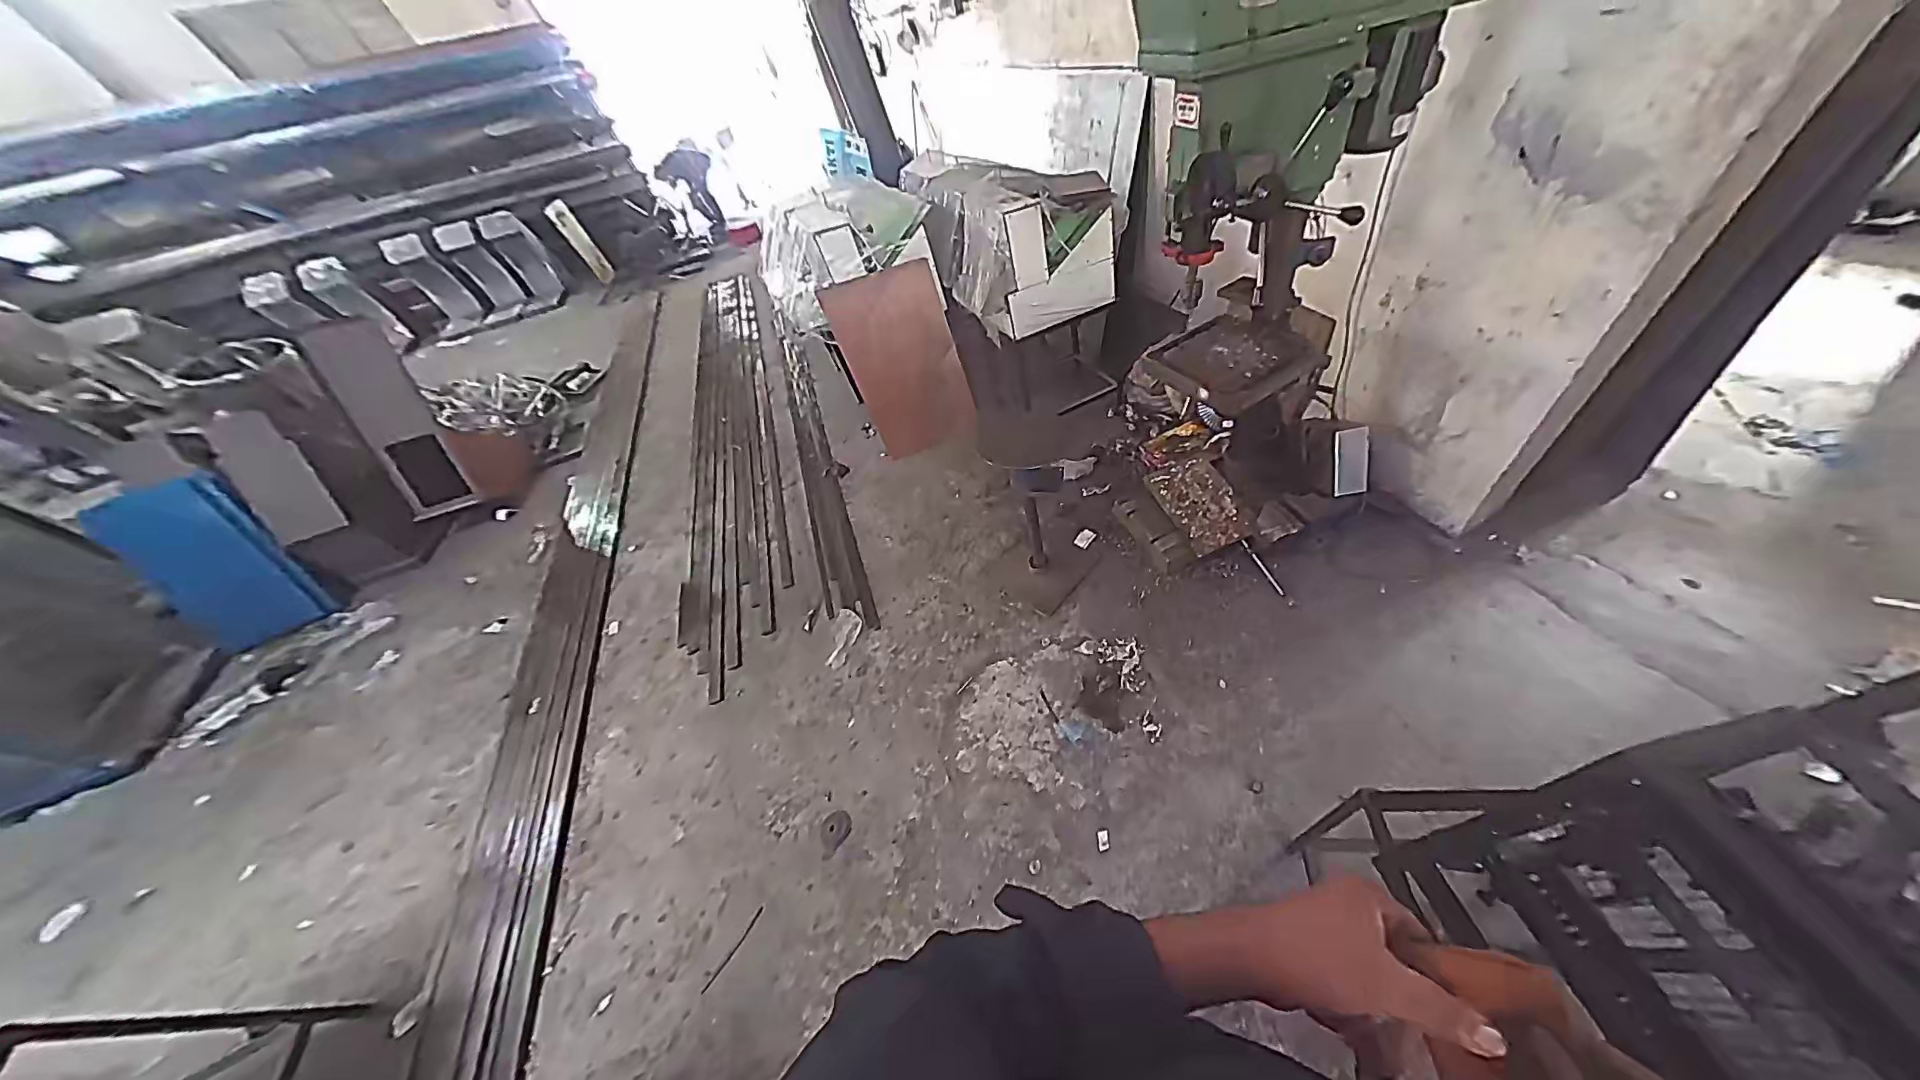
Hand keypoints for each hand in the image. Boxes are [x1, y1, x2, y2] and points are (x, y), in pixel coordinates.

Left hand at [1144, 877, 1506, 1060]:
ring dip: (1370, 1000)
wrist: (1252, 958)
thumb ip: (1443, 1010)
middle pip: (1392, 954)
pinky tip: (1342, 1018)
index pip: (1422, 933)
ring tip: (1371, 1021)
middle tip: (1408, 1018)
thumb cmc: (1316, 957)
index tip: (1450, 1005)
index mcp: (1368, 895)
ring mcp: (1319, 920)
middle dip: (1400, 990)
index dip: (1437, 971)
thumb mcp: (1391, 988)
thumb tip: (1490, 1034)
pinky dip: (1342, 998)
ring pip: (1363, 969)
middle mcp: (1343, 901)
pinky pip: (1336, 974)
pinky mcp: (1301, 943)